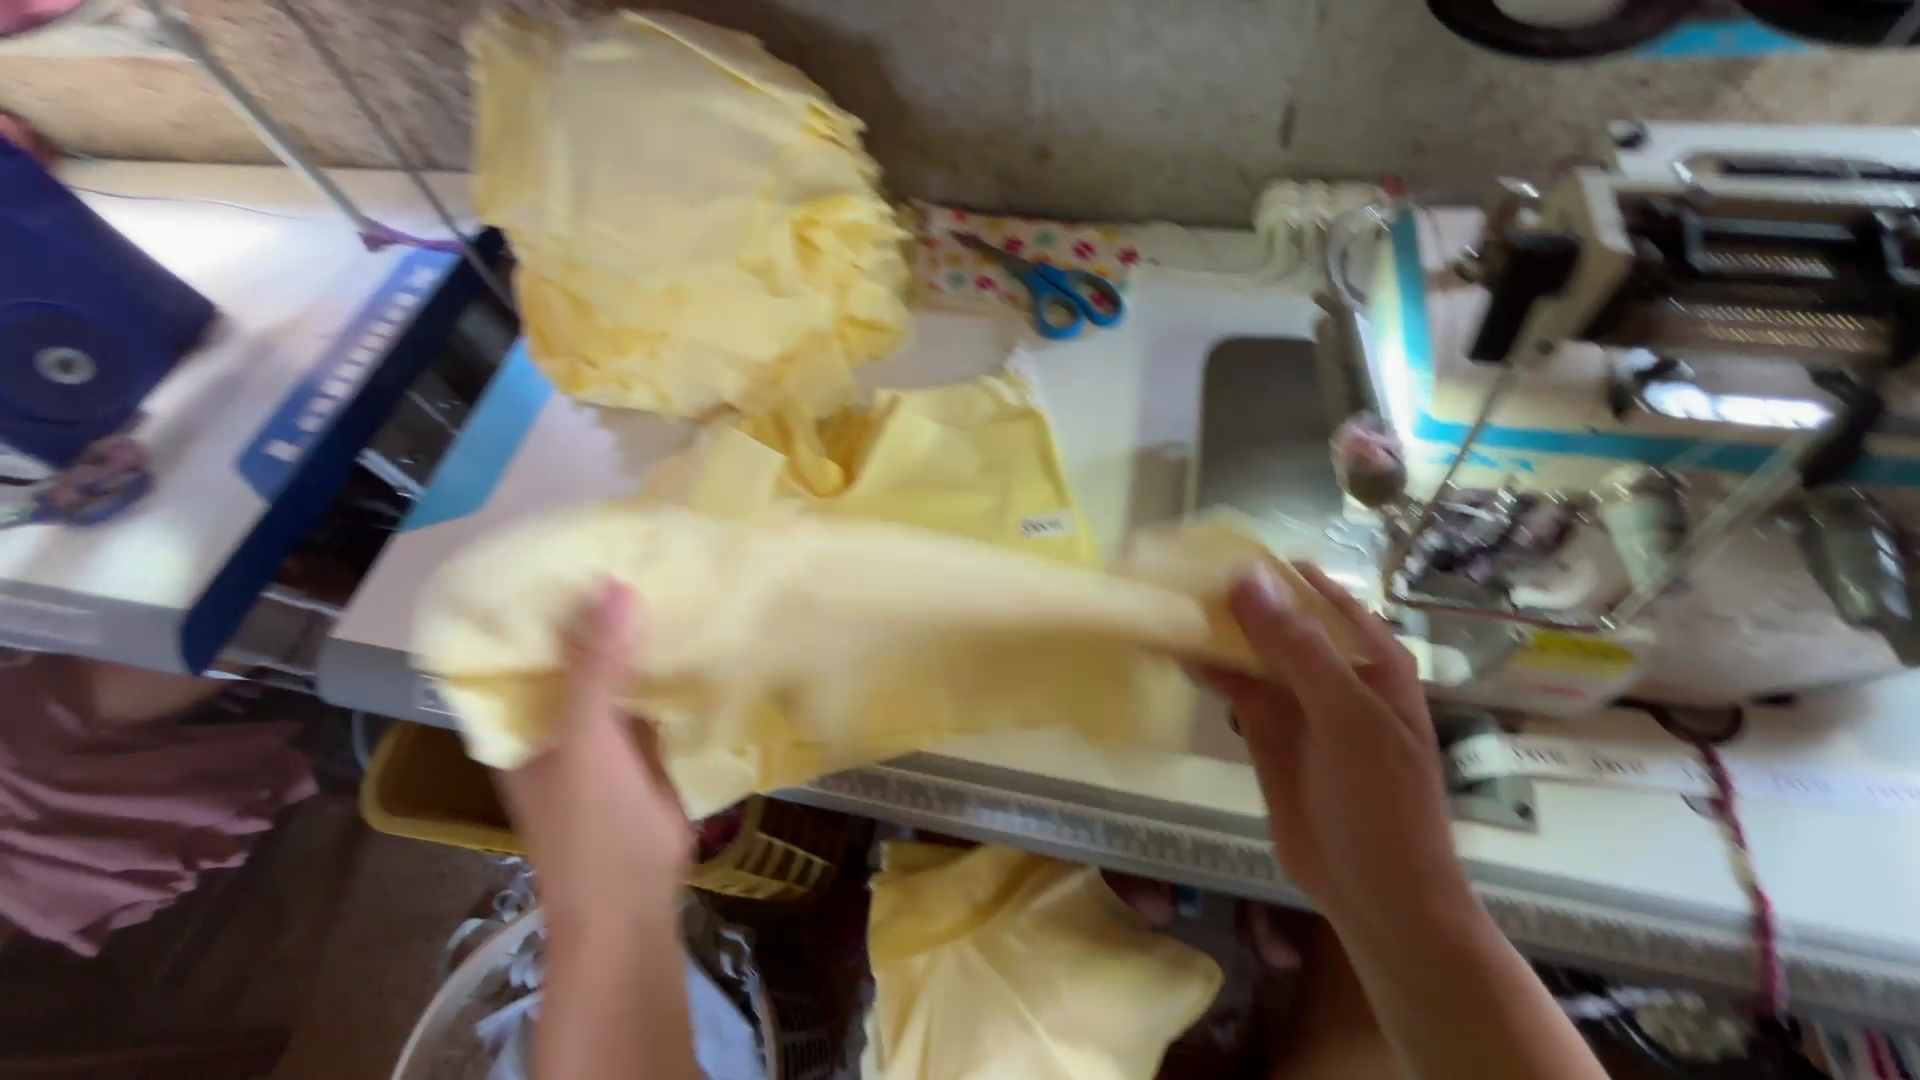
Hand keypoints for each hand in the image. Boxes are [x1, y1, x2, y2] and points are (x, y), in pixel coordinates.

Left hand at [499, 581, 690, 932]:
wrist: (633, 903)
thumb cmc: (592, 828)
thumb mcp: (585, 743)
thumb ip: (596, 669)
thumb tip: (613, 585)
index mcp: (520, 718)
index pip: (523, 643)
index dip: (544, 597)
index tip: (579, 543)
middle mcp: (555, 719)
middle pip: (576, 652)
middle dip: (602, 609)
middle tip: (642, 546)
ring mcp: (602, 733)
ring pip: (619, 671)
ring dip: (640, 636)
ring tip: (674, 575)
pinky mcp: (643, 745)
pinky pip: (652, 695)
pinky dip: (669, 669)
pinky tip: (698, 633)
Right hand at [1208, 564, 1466, 928]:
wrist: (1376, 892)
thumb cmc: (1381, 800)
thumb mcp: (1346, 715)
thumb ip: (1296, 648)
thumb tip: (1246, 578)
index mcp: (1371, 658)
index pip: (1322, 597)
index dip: (1277, 573)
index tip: (1224, 550)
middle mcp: (1333, 673)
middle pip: (1280, 622)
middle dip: (1236, 601)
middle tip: (1179, 576)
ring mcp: (1298, 705)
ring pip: (1252, 654)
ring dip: (1216, 634)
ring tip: (1168, 607)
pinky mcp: (1268, 735)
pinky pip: (1236, 691)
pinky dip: (1209, 672)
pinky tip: (1177, 653)